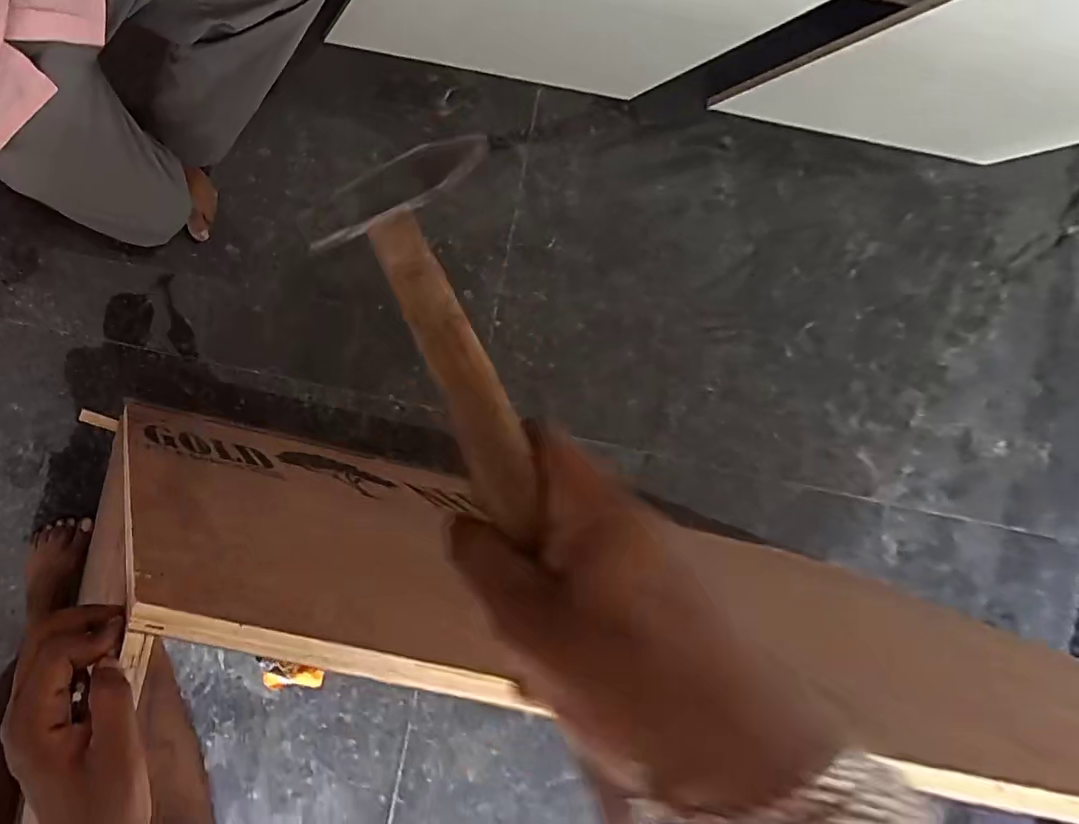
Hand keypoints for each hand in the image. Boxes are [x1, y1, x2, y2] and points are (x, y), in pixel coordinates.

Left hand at [1, 605, 148, 823]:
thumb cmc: (109, 810)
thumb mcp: (119, 755)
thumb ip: (112, 696)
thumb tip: (108, 654)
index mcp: (28, 723)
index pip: (52, 653)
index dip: (88, 633)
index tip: (124, 628)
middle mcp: (16, 715)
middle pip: (38, 644)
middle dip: (77, 622)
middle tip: (117, 617)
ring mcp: (23, 720)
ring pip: (41, 653)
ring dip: (76, 635)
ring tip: (112, 632)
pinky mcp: (37, 726)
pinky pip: (49, 674)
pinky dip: (74, 656)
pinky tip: (100, 660)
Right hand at [450, 426, 842, 814]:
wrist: (762, 784)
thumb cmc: (628, 683)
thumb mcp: (525, 621)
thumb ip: (480, 559)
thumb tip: (463, 523)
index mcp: (600, 512)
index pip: (539, 440)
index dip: (496, 448)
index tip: (472, 497)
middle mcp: (634, 527)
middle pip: (547, 502)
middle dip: (512, 540)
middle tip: (500, 593)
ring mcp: (659, 571)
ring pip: (567, 553)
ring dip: (538, 587)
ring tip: (536, 644)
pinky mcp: (675, 614)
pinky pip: (598, 591)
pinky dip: (572, 616)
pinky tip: (574, 670)